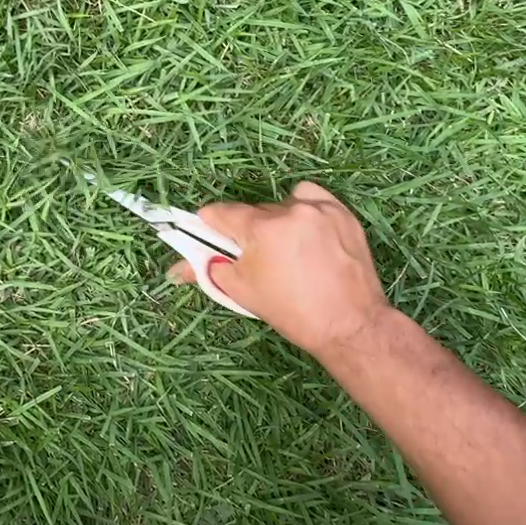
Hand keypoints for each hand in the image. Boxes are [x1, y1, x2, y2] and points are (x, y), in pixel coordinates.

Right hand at [166, 181, 396, 353]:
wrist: (351, 325)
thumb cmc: (291, 311)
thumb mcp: (240, 291)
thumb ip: (206, 270)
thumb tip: (174, 269)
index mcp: (261, 228)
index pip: (219, 212)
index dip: (208, 226)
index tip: (210, 238)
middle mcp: (289, 210)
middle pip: (251, 212)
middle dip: (245, 231)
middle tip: (254, 259)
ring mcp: (320, 209)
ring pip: (280, 205)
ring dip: (274, 221)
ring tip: (284, 249)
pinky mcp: (343, 214)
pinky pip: (311, 199)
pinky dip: (303, 210)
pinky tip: (306, 234)